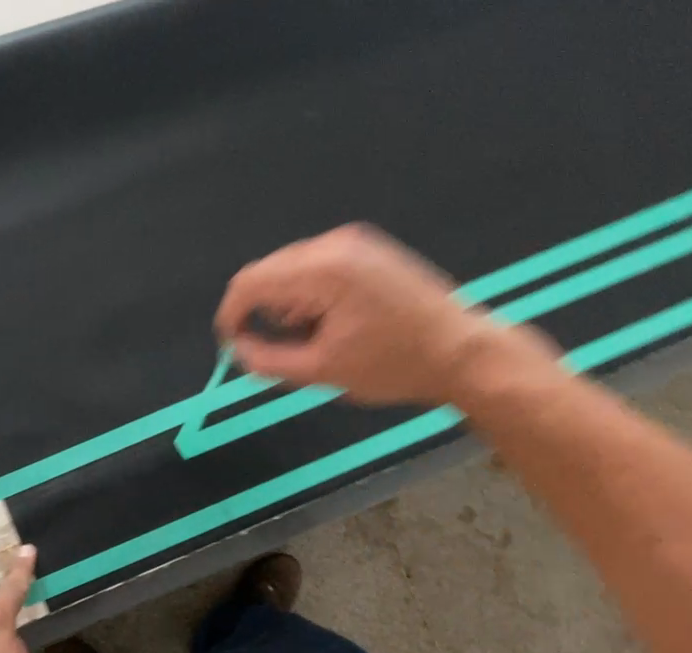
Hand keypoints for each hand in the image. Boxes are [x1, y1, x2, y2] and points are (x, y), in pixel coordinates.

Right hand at [214, 223, 518, 405]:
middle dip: (263, 312)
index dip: (232, 315)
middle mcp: (335, 244)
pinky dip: (308, 296)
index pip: (251, 281)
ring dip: (287, 305)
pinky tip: (331, 323)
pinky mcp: (367, 249)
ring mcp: (354, 242)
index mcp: (323, 270)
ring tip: (315, 339)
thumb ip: (268, 359)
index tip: (234, 347)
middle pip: (269, 271)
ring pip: (291, 270)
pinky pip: (316, 267)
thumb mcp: (321, 371)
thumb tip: (237, 348)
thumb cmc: (391, 366)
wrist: (459, 351)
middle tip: (282, 350)